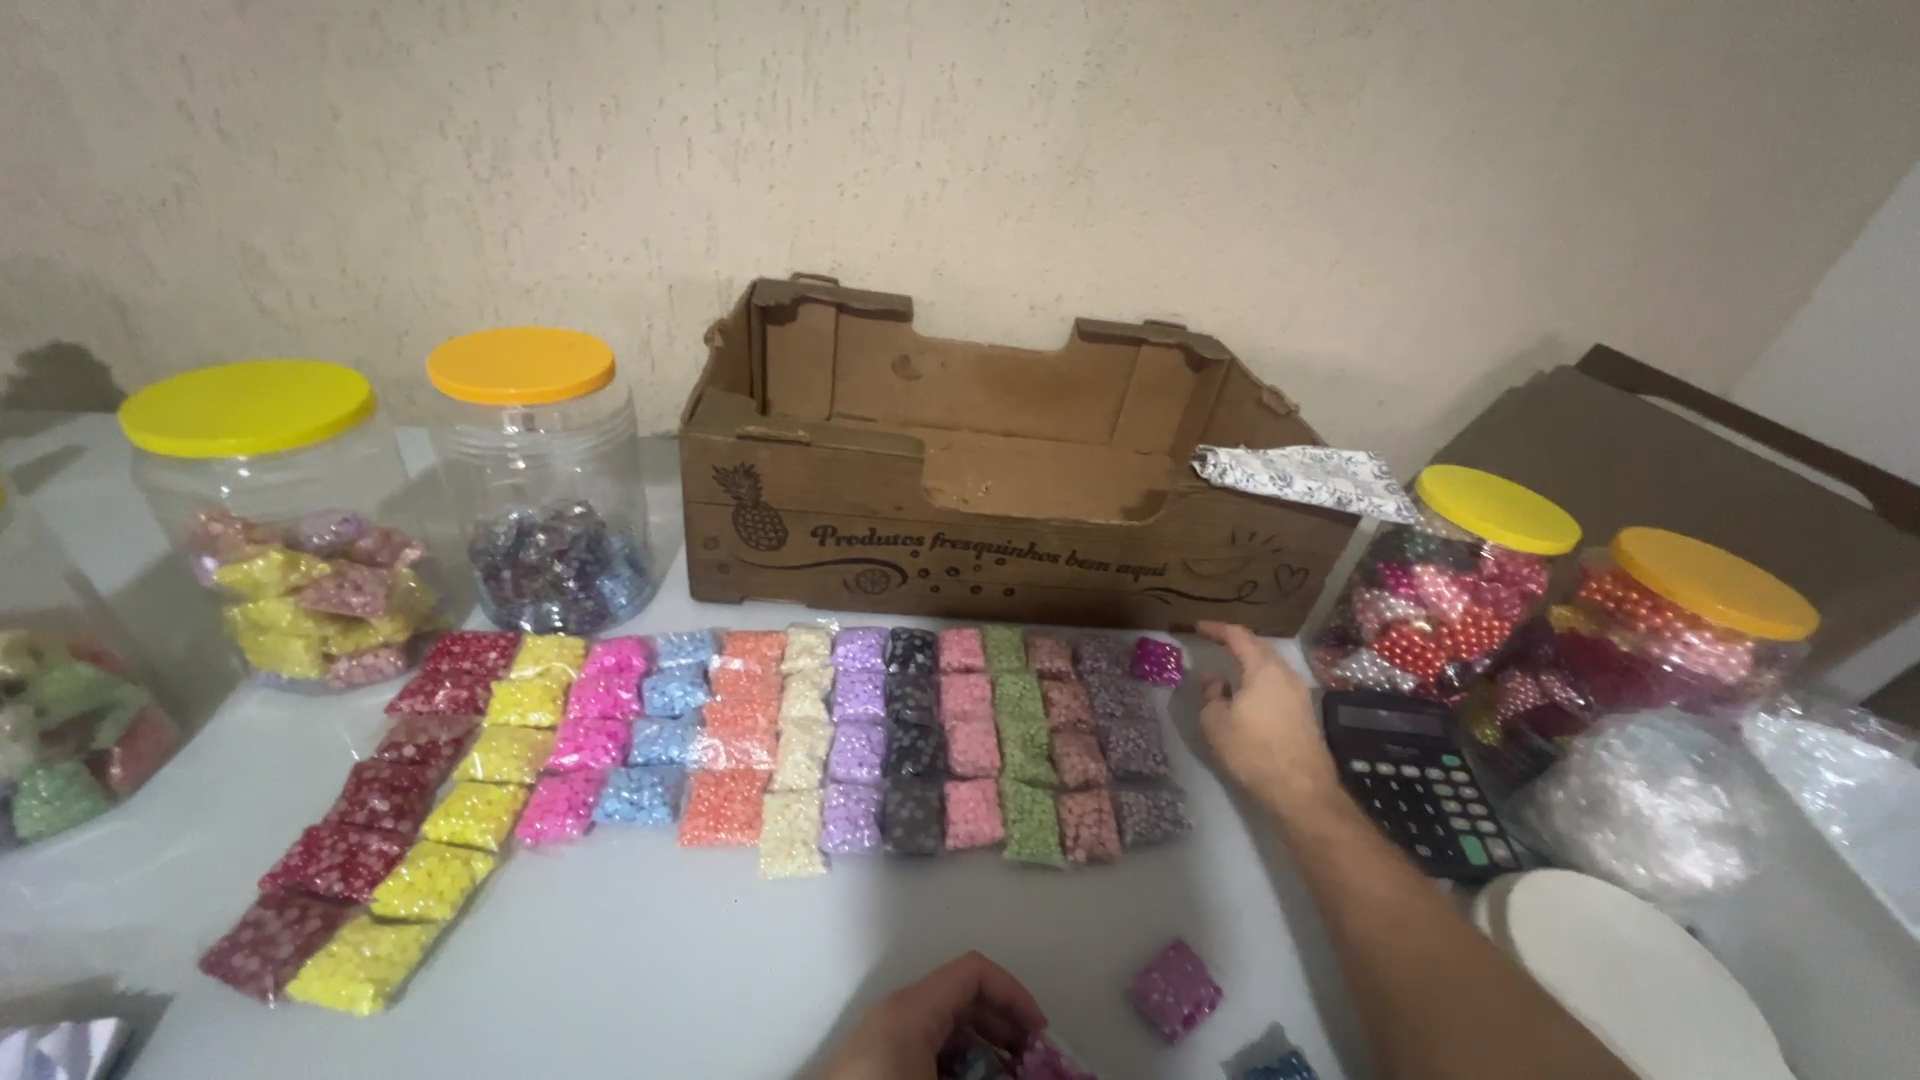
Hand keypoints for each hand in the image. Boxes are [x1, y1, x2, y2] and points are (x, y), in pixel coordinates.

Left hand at [823, 951, 1046, 1079]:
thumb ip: (996, 1076)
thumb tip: (1034, 1074)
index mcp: (911, 1009)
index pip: (974, 971)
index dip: (1015, 994)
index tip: (1041, 1037)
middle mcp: (894, 1013)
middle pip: (961, 997)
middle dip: (1004, 1027)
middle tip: (1033, 1065)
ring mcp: (880, 1040)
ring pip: (944, 1027)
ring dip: (983, 1050)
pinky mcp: (875, 1067)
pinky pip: (926, 1050)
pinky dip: (956, 1065)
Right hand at [1195, 621, 1338, 809]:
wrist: (1300, 789)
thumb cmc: (1252, 750)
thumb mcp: (1216, 722)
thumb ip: (1211, 694)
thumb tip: (1214, 678)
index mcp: (1263, 669)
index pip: (1238, 636)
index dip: (1217, 629)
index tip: (1199, 628)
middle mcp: (1285, 674)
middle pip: (1259, 647)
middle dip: (1236, 642)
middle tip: (1214, 642)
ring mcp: (1299, 693)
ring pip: (1271, 666)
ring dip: (1249, 662)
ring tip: (1229, 668)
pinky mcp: (1304, 712)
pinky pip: (1277, 683)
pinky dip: (1259, 678)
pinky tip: (1247, 692)